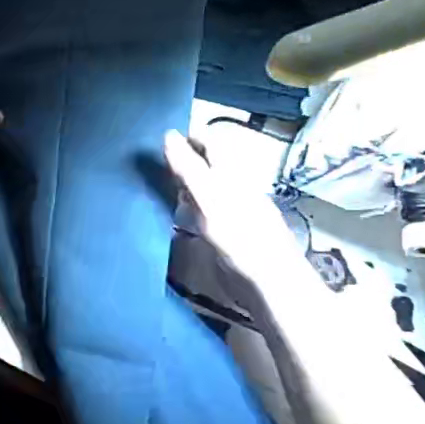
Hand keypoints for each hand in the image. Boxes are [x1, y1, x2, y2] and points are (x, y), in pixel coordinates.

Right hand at [162, 131, 315, 306]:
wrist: (271, 287)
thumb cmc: (242, 241)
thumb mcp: (212, 201)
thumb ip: (190, 170)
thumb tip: (168, 136)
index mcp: (234, 177)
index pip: (212, 145)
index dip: (189, 138)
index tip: (159, 140)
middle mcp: (236, 190)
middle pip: (209, 164)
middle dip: (183, 160)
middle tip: (153, 164)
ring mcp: (233, 213)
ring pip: (206, 187)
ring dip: (184, 184)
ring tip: (159, 187)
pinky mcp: (228, 235)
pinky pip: (203, 211)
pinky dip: (187, 207)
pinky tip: (176, 217)